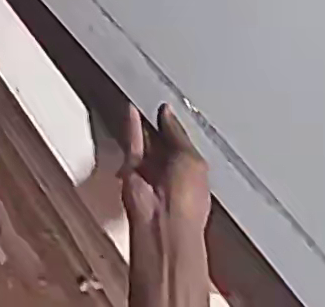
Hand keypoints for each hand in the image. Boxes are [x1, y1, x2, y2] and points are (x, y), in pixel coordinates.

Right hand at [122, 103, 211, 306]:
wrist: (161, 223)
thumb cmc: (186, 199)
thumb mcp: (191, 160)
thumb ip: (177, 133)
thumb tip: (167, 112)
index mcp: (193, 176)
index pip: (185, 147)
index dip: (178, 129)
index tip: (171, 110)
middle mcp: (172, 176)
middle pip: (164, 145)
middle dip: (161, 127)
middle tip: (157, 103)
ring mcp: (151, 175)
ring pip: (147, 144)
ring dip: (145, 125)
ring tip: (143, 100)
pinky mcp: (131, 171)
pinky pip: (132, 144)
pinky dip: (131, 126)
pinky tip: (132, 109)